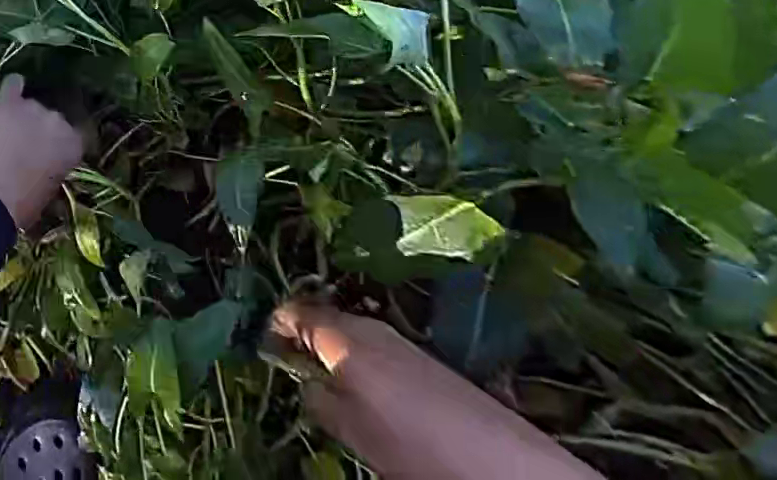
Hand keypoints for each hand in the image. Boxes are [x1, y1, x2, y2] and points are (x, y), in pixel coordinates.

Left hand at [0, 74, 82, 230]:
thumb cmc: (23, 203)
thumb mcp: (50, 189)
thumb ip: (55, 166)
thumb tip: (49, 164)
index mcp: (73, 144)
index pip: (77, 134)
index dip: (62, 142)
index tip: (52, 150)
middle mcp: (58, 120)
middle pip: (53, 118)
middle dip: (42, 130)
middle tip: (26, 148)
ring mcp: (32, 108)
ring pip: (31, 105)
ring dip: (24, 116)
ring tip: (8, 134)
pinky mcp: (7, 102)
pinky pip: (13, 84)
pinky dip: (12, 86)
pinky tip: (11, 88)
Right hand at [271, 302, 602, 479]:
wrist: (512, 471)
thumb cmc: (415, 445)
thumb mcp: (353, 432)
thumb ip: (319, 401)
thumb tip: (304, 383)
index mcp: (344, 335)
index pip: (295, 311)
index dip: (276, 324)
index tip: (264, 345)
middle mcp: (370, 328)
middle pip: (324, 320)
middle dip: (305, 339)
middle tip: (292, 368)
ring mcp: (401, 343)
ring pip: (351, 338)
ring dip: (334, 355)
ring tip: (329, 389)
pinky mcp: (427, 364)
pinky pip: (377, 353)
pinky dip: (361, 366)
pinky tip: (370, 401)